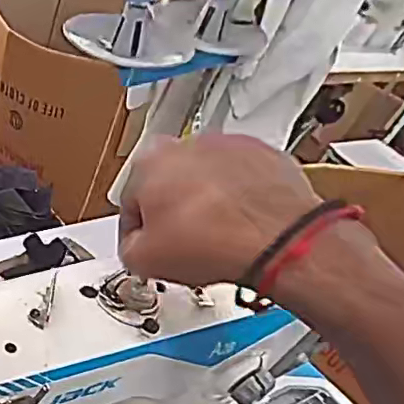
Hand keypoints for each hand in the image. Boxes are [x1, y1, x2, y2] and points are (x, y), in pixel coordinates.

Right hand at [119, 133, 324, 285]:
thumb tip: (136, 248)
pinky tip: (234, 230)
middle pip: (168, 186)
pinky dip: (235, 203)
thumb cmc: (214, 240)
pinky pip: (239, 182)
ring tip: (209, 240)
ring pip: (203, 182)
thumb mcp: (144, 260)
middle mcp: (188, 144)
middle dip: (170, 214)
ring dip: (203, 207)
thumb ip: (129, 248)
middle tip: (176, 244)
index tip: (142, 247)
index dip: (135, 234)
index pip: (129, 203)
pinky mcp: (262, 155)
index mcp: (149, 161)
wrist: (274, 238)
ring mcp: (228, 146)